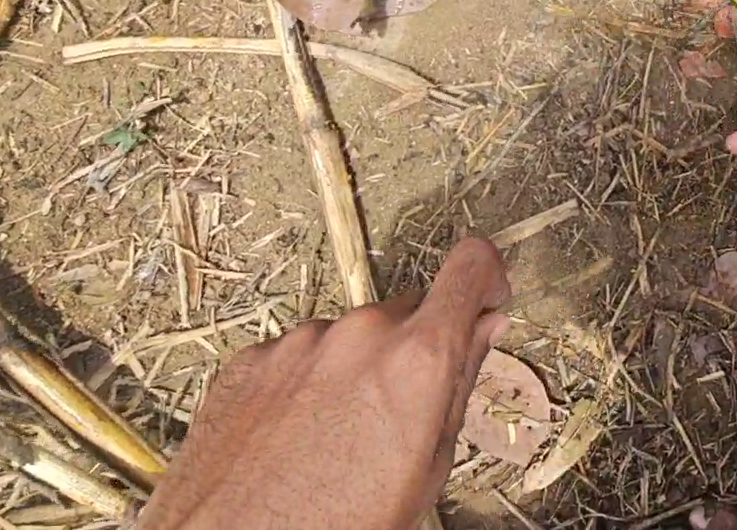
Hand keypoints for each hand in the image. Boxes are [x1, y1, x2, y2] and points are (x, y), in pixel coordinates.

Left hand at [134, 239, 509, 529]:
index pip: (472, 265)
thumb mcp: (427, 471)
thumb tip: (485, 328)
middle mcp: (361, 333)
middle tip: (398, 411)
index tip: (484, 301)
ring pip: (354, 335)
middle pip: (410, 310)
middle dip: (415, 346)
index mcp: (418, 357)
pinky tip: (292, 439)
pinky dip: (307, 383)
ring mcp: (299, 344)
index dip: (488, 277)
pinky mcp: (248, 361)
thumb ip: (461, 382)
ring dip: (357, 367)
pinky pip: (300, 353)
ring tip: (333, 439)